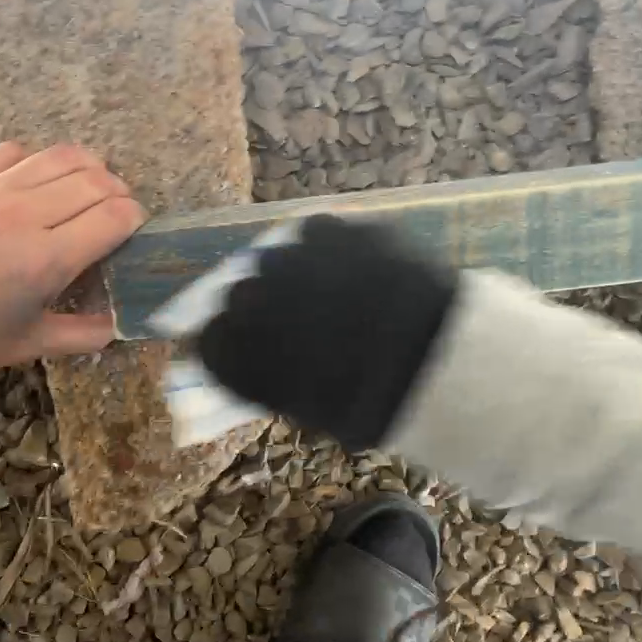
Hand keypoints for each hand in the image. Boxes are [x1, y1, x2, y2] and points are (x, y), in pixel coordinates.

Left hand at [0, 142, 145, 383]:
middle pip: (95, 180)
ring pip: (60, 156)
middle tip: (112, 211)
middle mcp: (24, 215)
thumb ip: (89, 333)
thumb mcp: (35, 345)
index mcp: (47, 259)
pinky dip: (36, 162)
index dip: (135, 219)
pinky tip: (35, 182)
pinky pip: (15, 151)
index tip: (132, 229)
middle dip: (117, 193)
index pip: (115, 215)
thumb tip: (125, 321)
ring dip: (85, 169)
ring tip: (84, 187)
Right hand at [197, 215, 457, 449]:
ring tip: (335, 294)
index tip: (255, 353)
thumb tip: (256, 367)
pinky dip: (329, 248)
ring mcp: (284, 257)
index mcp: (236, 351)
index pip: (210, 341)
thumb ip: (272, 384)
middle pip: (239, 296)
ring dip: (295, 276)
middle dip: (264, 308)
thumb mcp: (312, 414)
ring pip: (276, 260)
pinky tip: (357, 269)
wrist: (431, 355)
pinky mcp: (325, 227)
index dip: (234, 346)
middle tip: (302, 323)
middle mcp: (246, 297)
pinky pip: (315, 234)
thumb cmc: (369, 404)